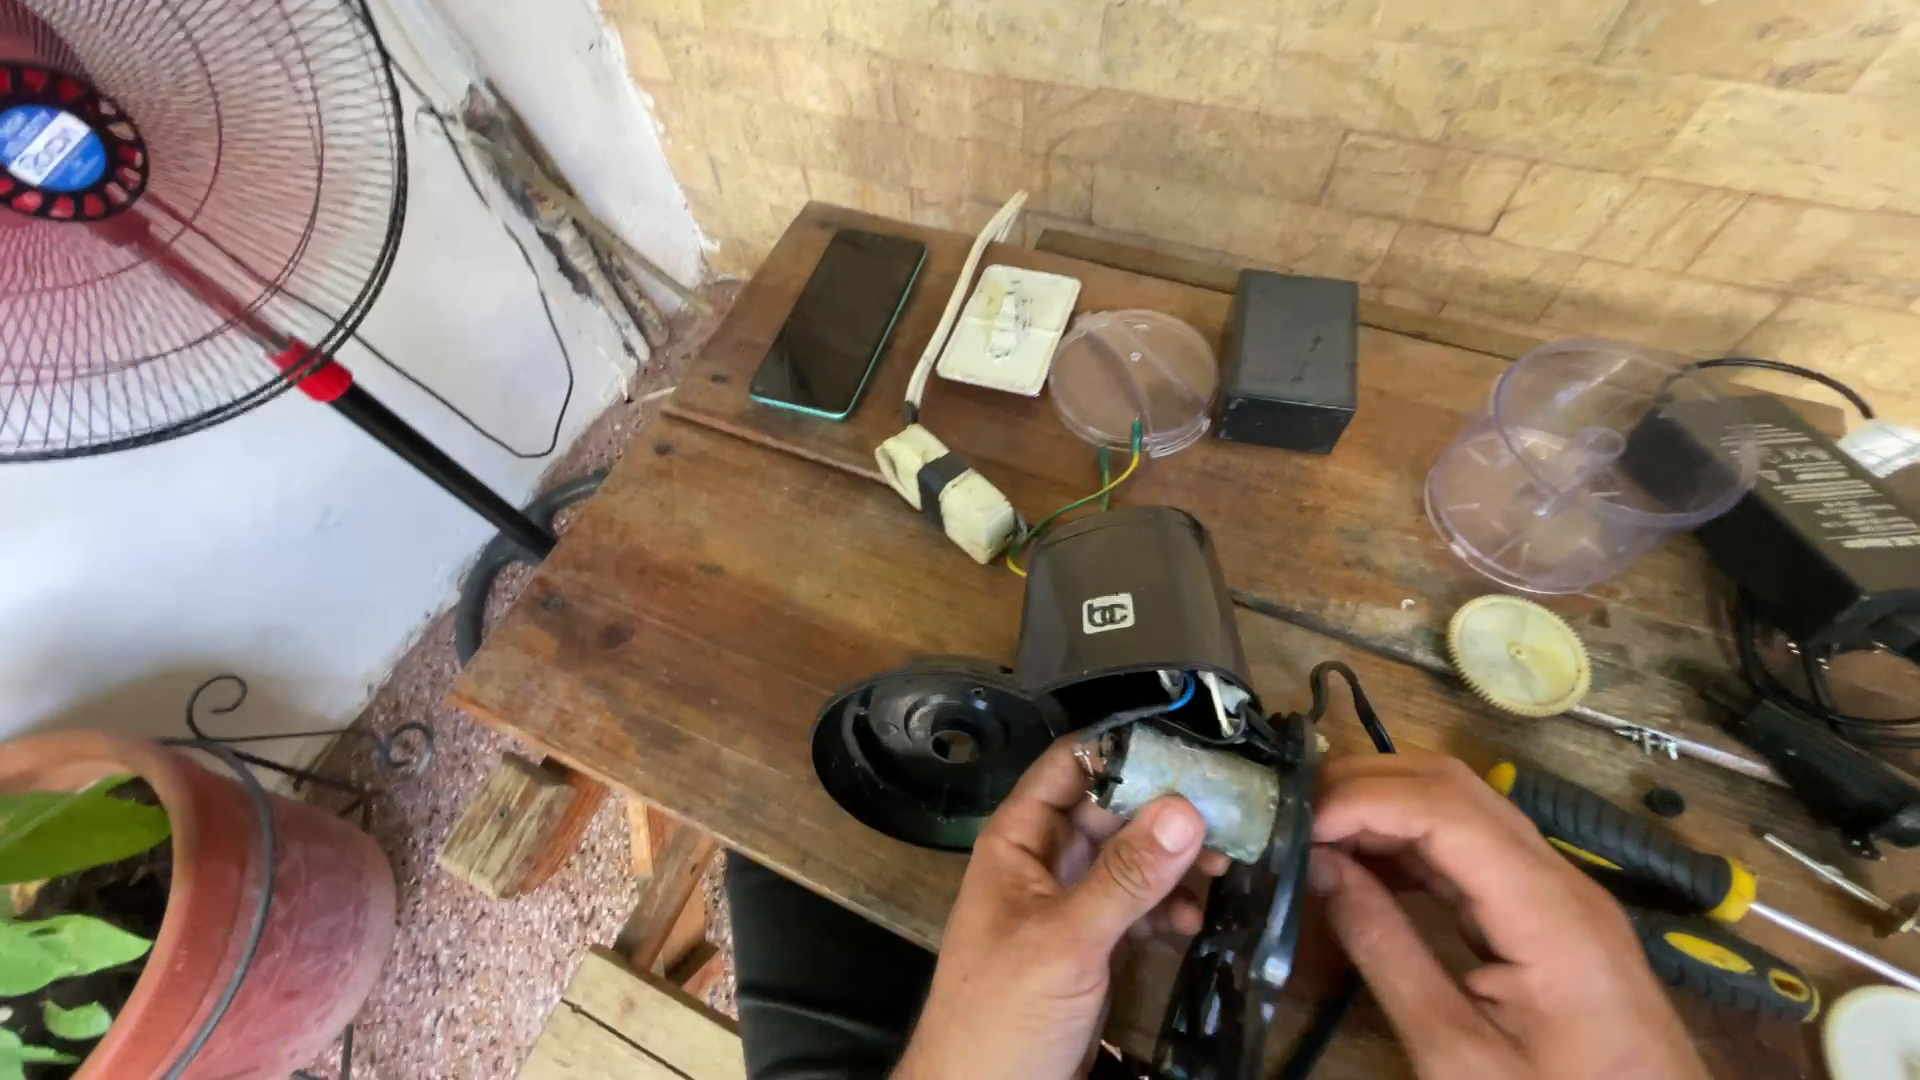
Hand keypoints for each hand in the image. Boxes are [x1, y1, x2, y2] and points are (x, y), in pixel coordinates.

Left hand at [894, 738, 1228, 1079]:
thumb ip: (1126, 877)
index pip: (1071, 766)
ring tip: (1224, 869)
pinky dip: (1166, 907)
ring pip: (1129, 859)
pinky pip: (1135, 905)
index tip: (1188, 746)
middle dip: (1164, 812)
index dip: (1122, 749)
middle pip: (1110, 811)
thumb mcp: (1067, 938)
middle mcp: (1045, 856)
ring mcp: (1070, 900)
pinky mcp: (1091, 941)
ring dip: (1173, 862)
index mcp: (1021, 835)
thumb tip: (1186, 809)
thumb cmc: (1005, 1009)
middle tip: (1228, 817)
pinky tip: (1196, 920)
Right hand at [1311, 753, 1708, 1079]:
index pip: (1445, 807)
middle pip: (1450, 784)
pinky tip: (1359, 862)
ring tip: (1316, 833)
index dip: (1362, 800)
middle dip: (1364, 784)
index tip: (1299, 826)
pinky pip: (1462, 844)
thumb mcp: (1458, 1058)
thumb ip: (1383, 951)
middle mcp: (1557, 880)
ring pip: (1454, 802)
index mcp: (1549, 913)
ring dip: (1379, 804)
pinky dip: (1401, 838)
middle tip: (1295, 814)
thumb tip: (1316, 864)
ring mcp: (1553, 891)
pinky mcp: (1539, 910)